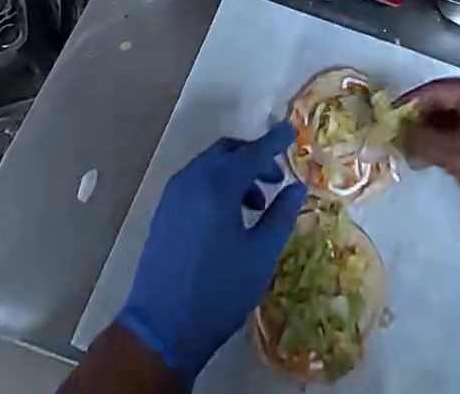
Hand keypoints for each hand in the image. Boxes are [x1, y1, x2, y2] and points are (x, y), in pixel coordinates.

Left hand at [116, 122, 305, 378]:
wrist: (161, 328)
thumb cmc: (218, 291)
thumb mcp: (260, 255)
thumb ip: (281, 215)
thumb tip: (297, 187)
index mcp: (218, 185)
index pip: (252, 152)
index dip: (274, 141)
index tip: (290, 131)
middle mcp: (193, 178)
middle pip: (228, 151)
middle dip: (254, 157)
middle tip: (275, 178)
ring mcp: (174, 192)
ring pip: (210, 165)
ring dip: (235, 172)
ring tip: (255, 204)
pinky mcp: (165, 209)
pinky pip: (196, 180)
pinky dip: (217, 184)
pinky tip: (229, 215)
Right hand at [402, 78, 459, 250]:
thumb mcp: (458, 157)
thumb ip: (423, 142)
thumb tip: (398, 135)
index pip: (436, 89)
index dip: (408, 104)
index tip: (386, 119)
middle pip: (447, 102)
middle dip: (422, 122)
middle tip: (399, 141)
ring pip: (459, 120)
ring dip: (437, 136)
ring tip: (417, 156)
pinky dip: (455, 144)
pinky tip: (441, 162)